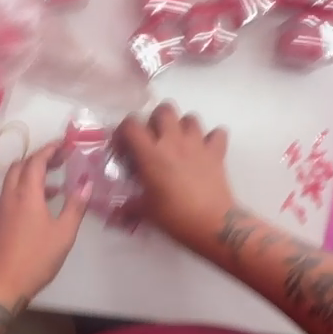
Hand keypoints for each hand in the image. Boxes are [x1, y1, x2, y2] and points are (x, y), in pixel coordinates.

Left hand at [0, 143, 87, 304]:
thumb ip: (75, 206)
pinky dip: (26, 189)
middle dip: (39, 158)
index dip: (50, 149)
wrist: (0, 285)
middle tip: (60, 160)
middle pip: (21, 166)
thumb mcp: (63, 233)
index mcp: (26, 194)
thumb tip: (87, 184)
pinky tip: (42, 205)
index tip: (64, 145)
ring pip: (14, 180)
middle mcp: (10, 196)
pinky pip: (12, 194)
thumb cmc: (35, 259)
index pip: (36, 161)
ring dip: (32, 174)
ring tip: (55, 182)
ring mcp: (2, 209)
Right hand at [117, 102, 235, 245]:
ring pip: (190, 117)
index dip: (124, 131)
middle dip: (156, 119)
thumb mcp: (145, 211)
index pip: (131, 124)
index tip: (125, 148)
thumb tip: (115, 212)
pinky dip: (212, 138)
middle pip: (164, 110)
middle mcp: (173, 141)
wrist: (212, 224)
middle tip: (153, 139)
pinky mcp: (217, 152)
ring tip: (179, 143)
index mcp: (151, 153)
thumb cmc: (174, 216)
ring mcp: (197, 144)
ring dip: (183, 126)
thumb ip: (128, 205)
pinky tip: (205, 150)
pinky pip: (217, 133)